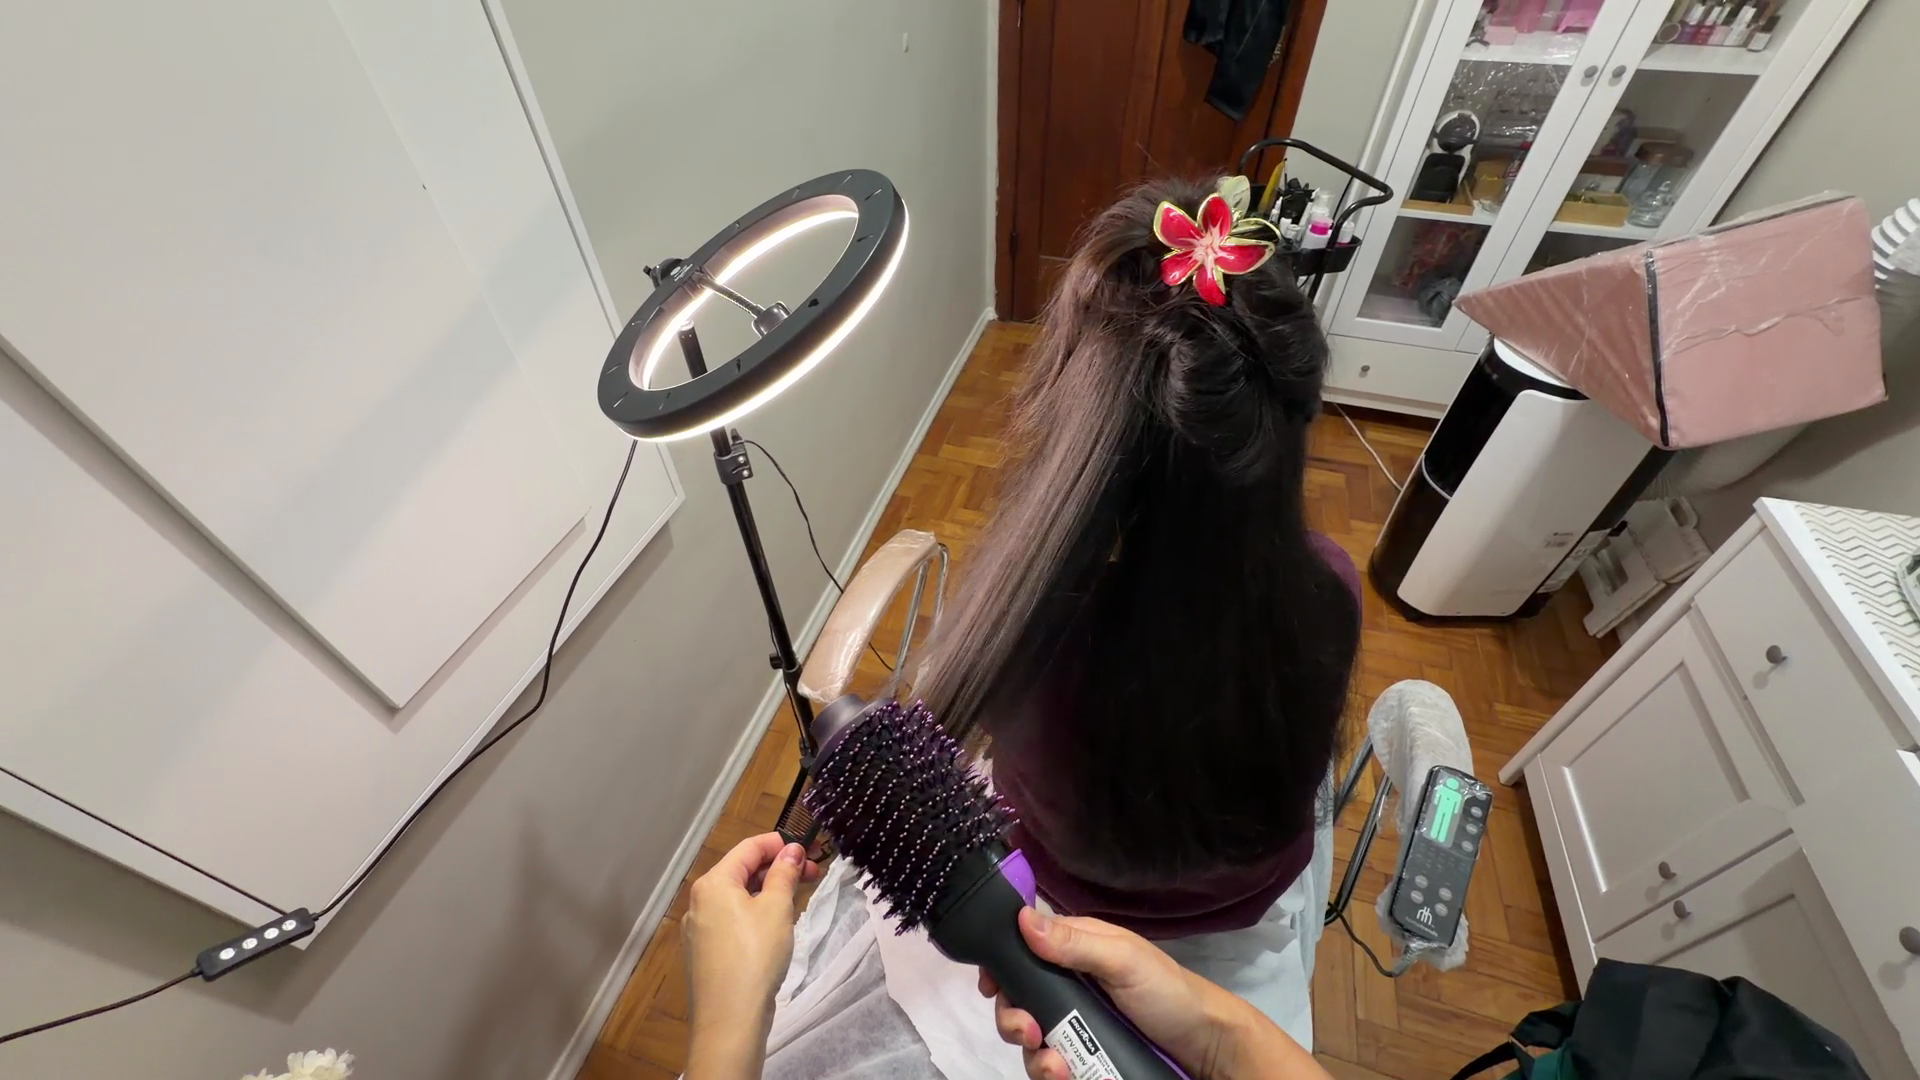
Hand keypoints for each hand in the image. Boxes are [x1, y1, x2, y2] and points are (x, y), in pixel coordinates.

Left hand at [681, 833, 821, 1078]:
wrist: (730, 1022)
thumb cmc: (755, 955)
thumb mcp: (777, 907)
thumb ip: (784, 873)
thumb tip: (791, 850)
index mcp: (714, 883)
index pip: (750, 847)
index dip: (782, 843)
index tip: (811, 850)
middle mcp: (700, 901)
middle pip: (743, 870)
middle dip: (778, 868)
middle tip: (813, 874)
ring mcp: (699, 929)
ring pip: (739, 896)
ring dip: (769, 890)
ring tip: (799, 898)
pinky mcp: (705, 953)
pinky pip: (732, 919)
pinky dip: (756, 912)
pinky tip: (776, 925)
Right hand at [978, 909, 1329, 1079]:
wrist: (1210, 1051)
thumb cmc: (1167, 992)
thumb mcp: (1122, 959)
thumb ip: (1073, 942)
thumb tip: (1021, 917)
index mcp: (1075, 947)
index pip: (1023, 948)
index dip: (1002, 966)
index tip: (989, 987)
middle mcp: (1069, 984)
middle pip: (1019, 998)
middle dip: (1013, 1017)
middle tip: (1027, 1032)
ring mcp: (1077, 1024)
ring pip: (1031, 1038)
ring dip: (1033, 1053)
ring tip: (1055, 1066)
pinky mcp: (1086, 1057)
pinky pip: (1052, 1066)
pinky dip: (1051, 1073)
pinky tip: (1063, 1076)